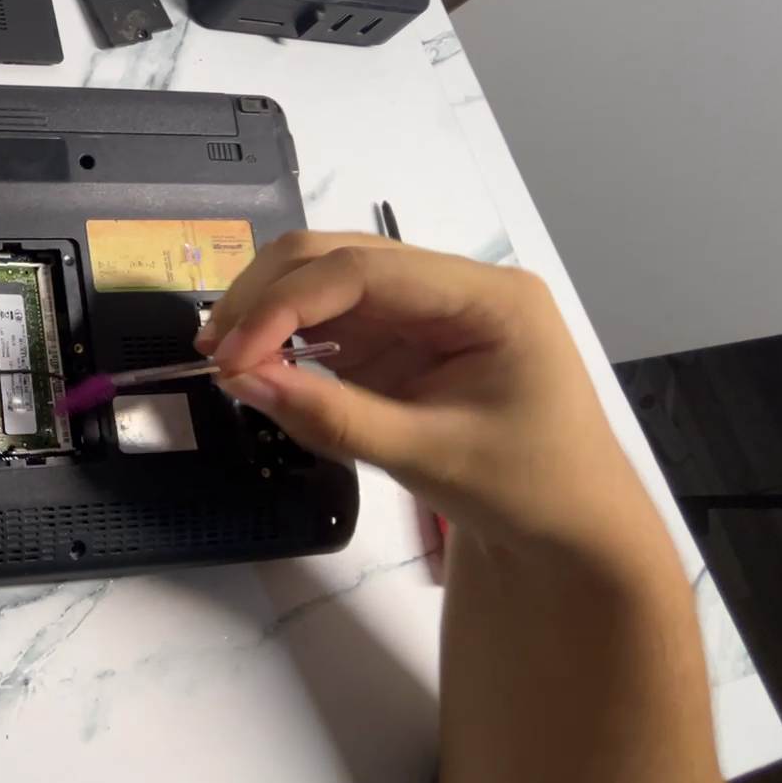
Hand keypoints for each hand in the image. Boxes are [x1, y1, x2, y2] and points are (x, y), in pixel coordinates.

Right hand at [198, 232, 663, 564]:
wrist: (567, 528)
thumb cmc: (524, 489)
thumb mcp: (427, 457)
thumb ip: (330, 417)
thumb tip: (236, 379)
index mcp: (485, 297)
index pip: (360, 272)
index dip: (283, 306)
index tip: (231, 359)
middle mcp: (446, 283)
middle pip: (329, 255)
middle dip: (262, 296)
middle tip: (214, 352)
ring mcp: (414, 303)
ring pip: (313, 273)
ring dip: (260, 307)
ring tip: (224, 355)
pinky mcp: (388, 330)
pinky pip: (316, 313)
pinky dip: (275, 331)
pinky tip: (253, 359)